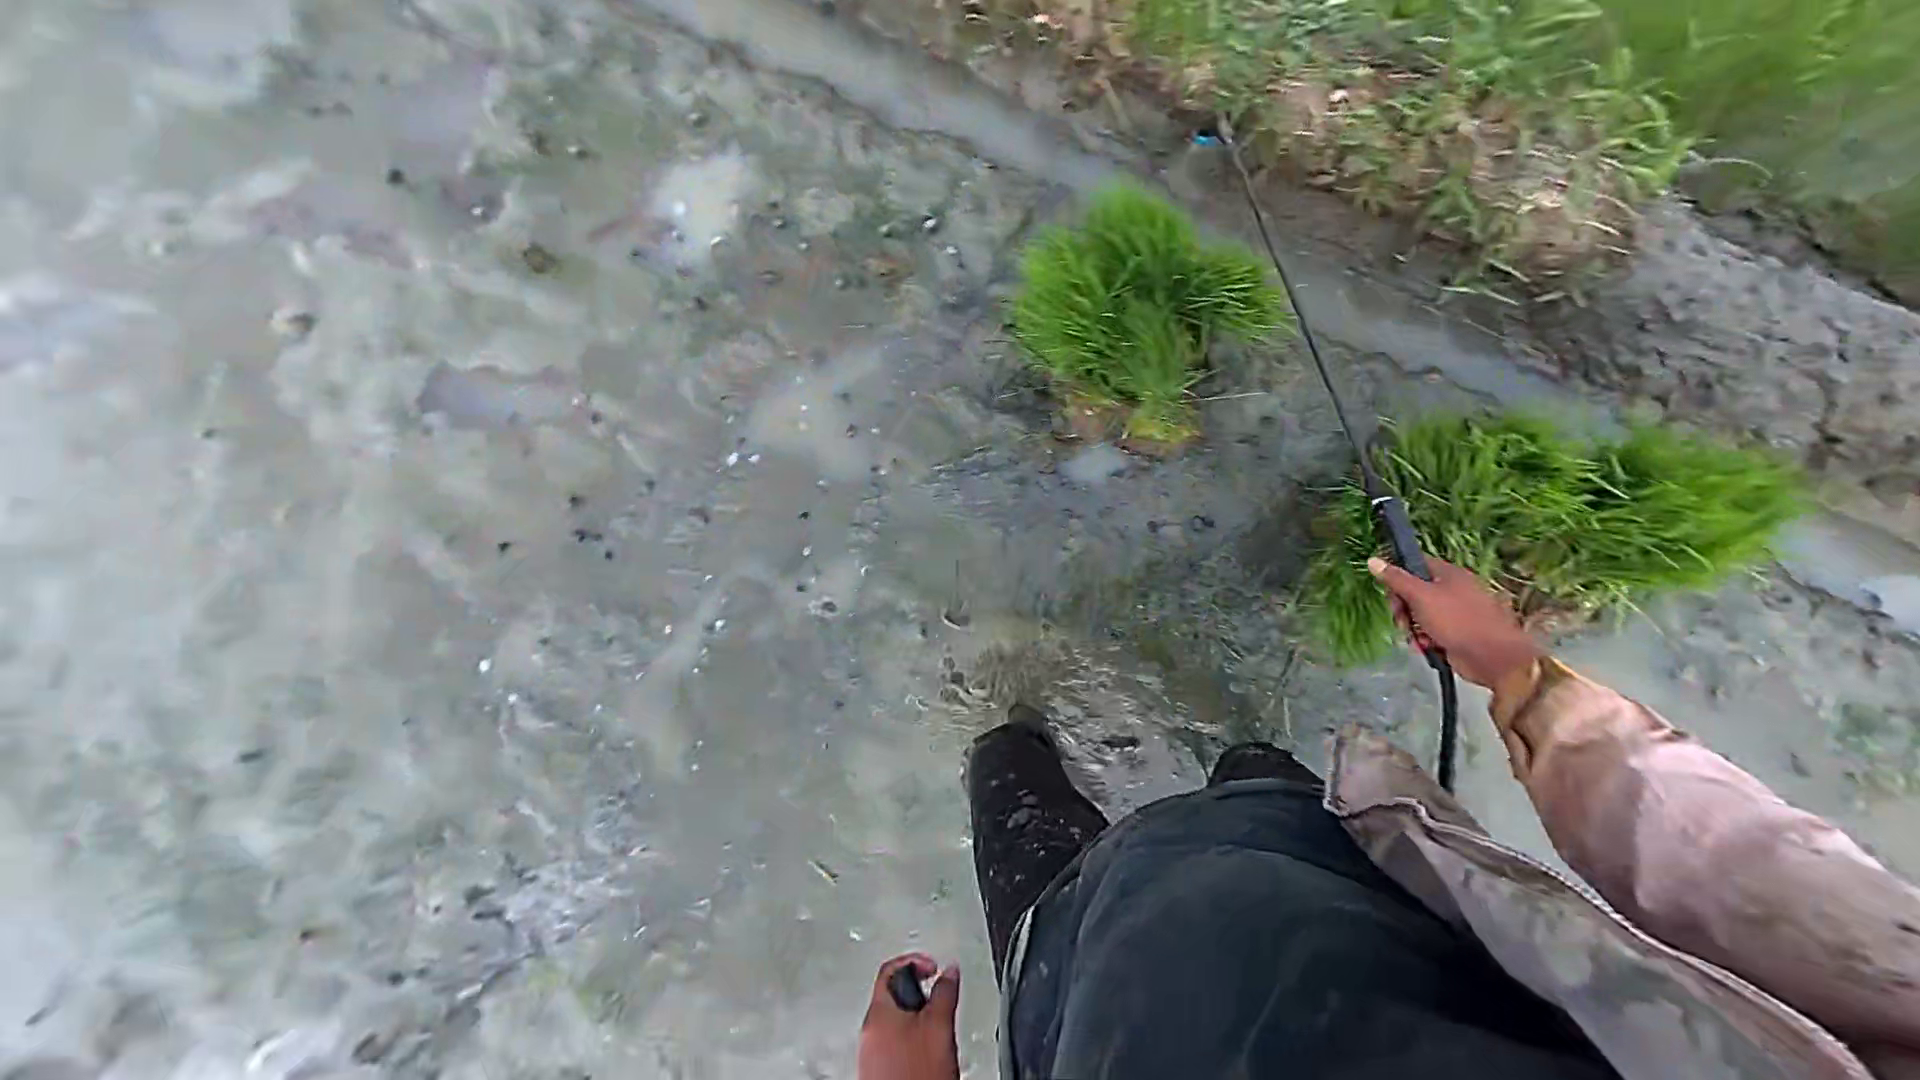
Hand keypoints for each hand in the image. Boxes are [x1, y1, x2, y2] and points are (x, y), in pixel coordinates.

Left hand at [858, 953, 960, 1079]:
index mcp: (878, 1014)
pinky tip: (927, 1054)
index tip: (933, 966)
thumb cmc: (918, 1077)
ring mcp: (872, 1054)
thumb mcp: (939, 1026)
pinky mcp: (878, 1073)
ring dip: (916, 1018)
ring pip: (894, 1021)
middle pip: (892, 995)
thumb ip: (945, 992)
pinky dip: (911, 1040)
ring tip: (936, 1030)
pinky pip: (893, 1044)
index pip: (891, 970)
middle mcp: (870, 1032)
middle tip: (938, 997)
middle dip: (918, 993)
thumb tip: (949, 971)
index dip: (914, 961)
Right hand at [1368, 556, 1541, 688]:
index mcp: (1449, 574)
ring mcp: (1455, 612)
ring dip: (1411, 626)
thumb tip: (1373, 560)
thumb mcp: (1420, 596)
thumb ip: (1395, 579)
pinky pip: (1429, 630)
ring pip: (1419, 613)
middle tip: (1401, 619)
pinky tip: (1425, 646)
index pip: (1415, 564)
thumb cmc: (1457, 620)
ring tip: (1415, 637)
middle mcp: (1453, 590)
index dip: (1397, 574)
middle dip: (1402, 607)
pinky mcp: (1455, 632)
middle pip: (1413, 591)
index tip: (1388, 589)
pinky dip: (1424, 638)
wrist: (1492, 657)